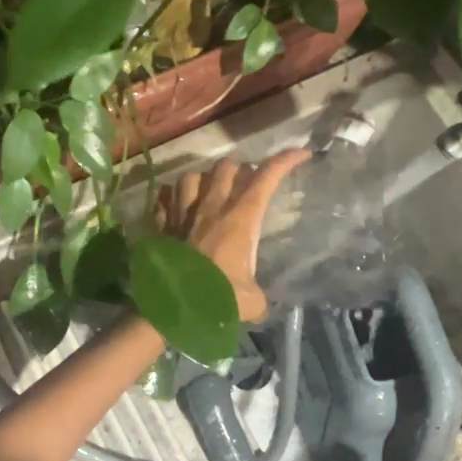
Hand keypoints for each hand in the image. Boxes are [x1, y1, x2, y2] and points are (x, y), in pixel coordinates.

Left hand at [154, 150, 310, 321]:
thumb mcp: (250, 303)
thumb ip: (260, 300)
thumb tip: (262, 307)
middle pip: (226, 167)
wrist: (170, 305)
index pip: (266, 177)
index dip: (285, 160)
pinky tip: (176, 205)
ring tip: (208, 191)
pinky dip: (172, 198)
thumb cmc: (216, 298)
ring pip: (191, 176)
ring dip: (203, 179)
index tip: (300, 154)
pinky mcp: (161, 226)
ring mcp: (182, 214)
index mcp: (239, 219)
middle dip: (239, 168)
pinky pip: (164, 199)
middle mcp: (210, 208)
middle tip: (246, 182)